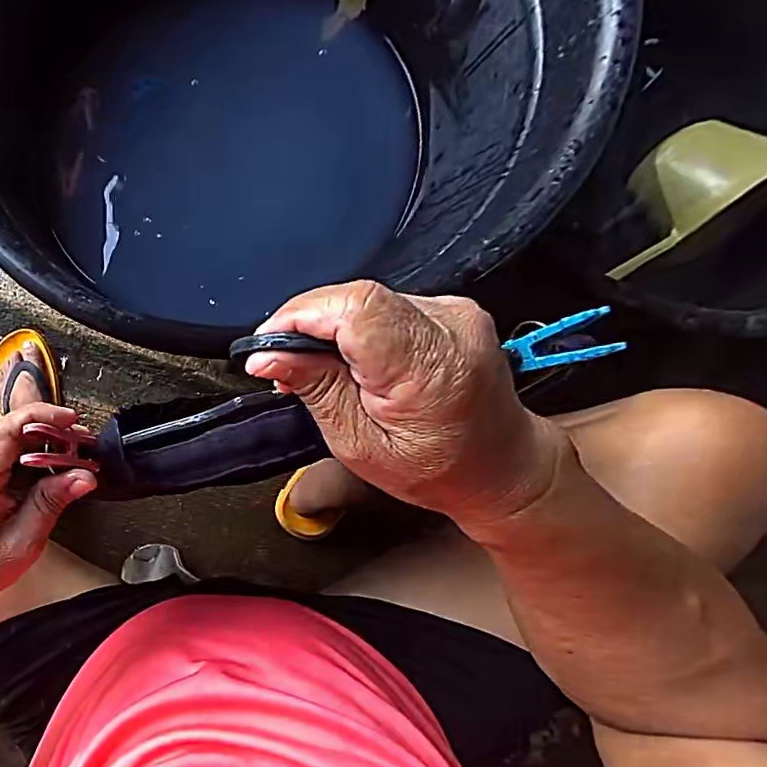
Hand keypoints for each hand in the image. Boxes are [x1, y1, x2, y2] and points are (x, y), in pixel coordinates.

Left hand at [0, 405, 97, 621]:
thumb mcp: (25, 538)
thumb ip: (53, 501)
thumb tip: (82, 476)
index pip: (9, 427)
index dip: (44, 417)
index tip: (71, 421)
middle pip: (7, 427)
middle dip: (48, 430)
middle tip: (78, 444)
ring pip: (3, 435)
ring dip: (37, 441)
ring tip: (65, 458)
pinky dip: (23, 452)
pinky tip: (42, 467)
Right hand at [243, 281, 567, 526]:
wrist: (500, 465)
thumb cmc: (437, 467)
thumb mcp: (357, 443)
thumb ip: (313, 389)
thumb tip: (266, 356)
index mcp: (428, 369)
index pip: (355, 308)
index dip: (300, 317)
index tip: (269, 345)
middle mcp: (448, 328)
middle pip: (354, 298)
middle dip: (305, 326)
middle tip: (286, 365)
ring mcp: (452, 311)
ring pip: (362, 299)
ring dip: (326, 328)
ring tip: (320, 371)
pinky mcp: (447, 307)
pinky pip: (381, 304)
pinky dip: (351, 328)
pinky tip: (349, 360)